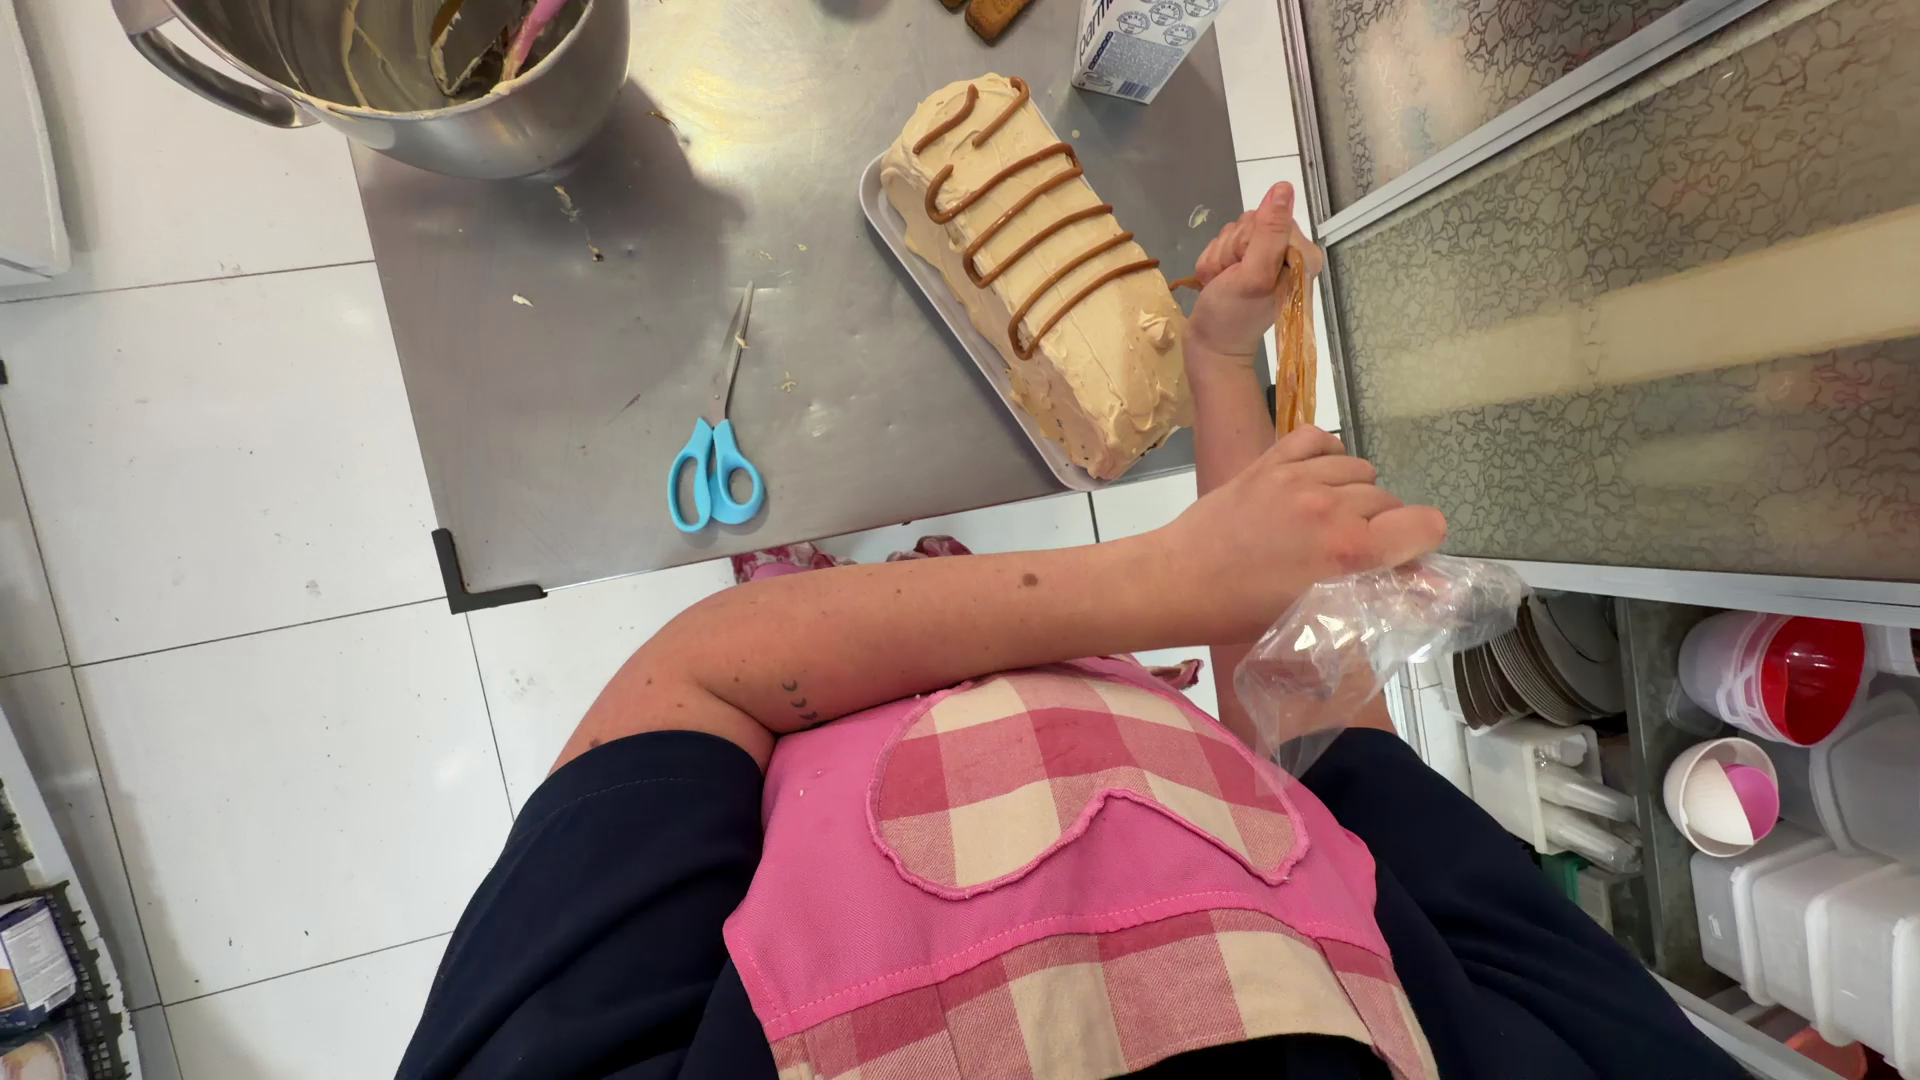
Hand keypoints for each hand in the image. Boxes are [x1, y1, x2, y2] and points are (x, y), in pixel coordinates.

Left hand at [1147, 426, 1446, 642]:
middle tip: (1343, 549)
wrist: (1176, 581)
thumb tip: (1429, 587)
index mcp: (1349, 551)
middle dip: (1377, 524)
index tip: (1394, 557)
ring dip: (1351, 491)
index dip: (1417, 543)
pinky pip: (1317, 438)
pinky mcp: (1267, 463)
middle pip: (1389, 499)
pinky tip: (1313, 477)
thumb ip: (1373, 594)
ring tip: (1322, 516)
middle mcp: (1330, 506)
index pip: (1427, 524)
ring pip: (1358, 469)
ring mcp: (1296, 479)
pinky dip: (1324, 453)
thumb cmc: (1239, 612)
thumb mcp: (1313, 616)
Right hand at [1186, 182, 1324, 361]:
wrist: (1211, 348)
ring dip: (1219, 260)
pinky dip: (1212, 265)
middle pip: (1250, 223)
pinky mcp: (1242, 265)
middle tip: (1229, 280)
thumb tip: (1282, 189)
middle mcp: (1285, 252)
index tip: (1242, 269)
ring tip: (1222, 285)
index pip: (1270, 218)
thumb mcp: (1253, 274)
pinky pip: (1220, 246)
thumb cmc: (1232, 318)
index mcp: (1301, 254)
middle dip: (1231, 251)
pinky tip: (1216, 284)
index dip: (1248, 241)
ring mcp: (1262, 258)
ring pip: (1232, 234)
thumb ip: (1269, 232)